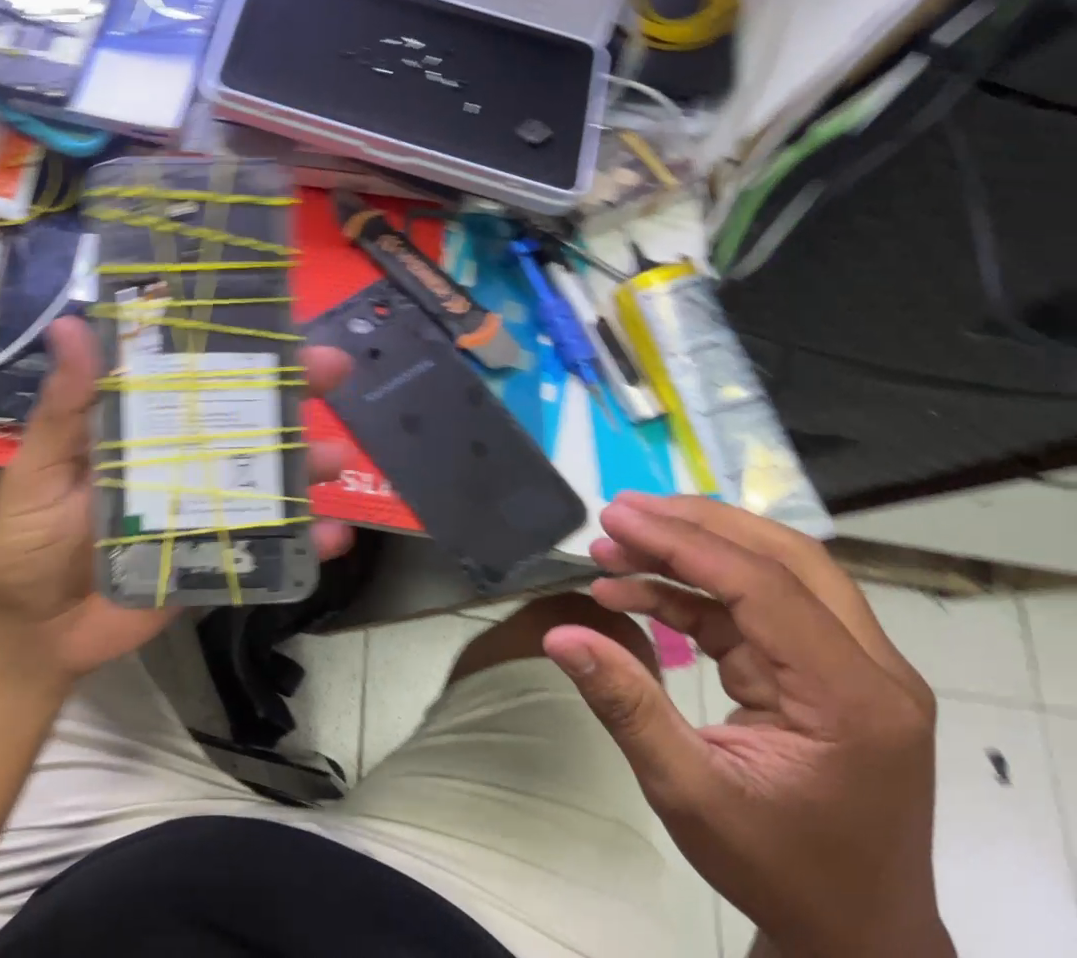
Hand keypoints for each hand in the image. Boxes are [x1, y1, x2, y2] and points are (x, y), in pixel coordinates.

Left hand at [0, 316, 352, 687]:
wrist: (32, 633)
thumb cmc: (22, 542)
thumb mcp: (37, 471)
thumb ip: (63, 409)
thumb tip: (69, 325)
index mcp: (132, 428)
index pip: (187, 373)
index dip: (229, 345)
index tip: (272, 318)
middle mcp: (172, 459)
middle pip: (238, 418)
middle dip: (289, 392)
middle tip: (333, 370)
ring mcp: (196, 510)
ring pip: (261, 477)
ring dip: (304, 465)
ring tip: (334, 458)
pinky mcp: (209, 558)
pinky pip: (263, 546)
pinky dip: (303, 542)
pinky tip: (333, 538)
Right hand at [543, 493, 948, 957]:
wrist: (854, 929)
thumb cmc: (777, 868)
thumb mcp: (688, 791)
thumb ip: (627, 705)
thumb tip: (560, 635)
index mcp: (851, 697)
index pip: (764, 587)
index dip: (683, 544)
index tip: (613, 517)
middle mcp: (871, 671)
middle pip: (789, 562)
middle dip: (698, 527)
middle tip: (619, 514)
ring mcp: (856, 674)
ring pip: (779, 579)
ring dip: (696, 557)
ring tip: (615, 550)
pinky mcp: (830, 681)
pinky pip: (761, 616)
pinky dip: (698, 597)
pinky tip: (637, 596)